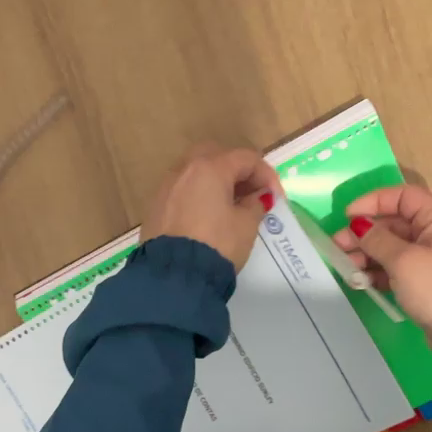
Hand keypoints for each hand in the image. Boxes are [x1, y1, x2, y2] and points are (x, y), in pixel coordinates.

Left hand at [142, 144, 278, 271]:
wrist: (174, 276)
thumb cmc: (217, 245)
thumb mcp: (246, 226)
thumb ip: (255, 204)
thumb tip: (258, 197)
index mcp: (210, 167)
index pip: (246, 158)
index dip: (266, 175)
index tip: (276, 198)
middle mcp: (184, 169)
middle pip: (216, 156)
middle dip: (237, 171)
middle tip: (251, 193)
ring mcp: (166, 187)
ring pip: (195, 172)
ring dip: (215, 182)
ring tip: (230, 206)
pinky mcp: (155, 207)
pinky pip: (182, 191)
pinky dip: (198, 196)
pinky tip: (207, 217)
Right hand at [333, 185, 431, 357]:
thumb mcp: (404, 262)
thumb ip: (377, 240)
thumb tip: (358, 225)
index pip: (404, 196)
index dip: (374, 201)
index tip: (347, 215)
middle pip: (394, 223)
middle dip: (364, 233)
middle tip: (336, 246)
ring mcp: (430, 258)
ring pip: (392, 246)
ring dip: (367, 254)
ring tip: (345, 267)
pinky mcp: (423, 280)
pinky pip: (395, 267)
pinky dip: (377, 271)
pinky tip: (360, 281)